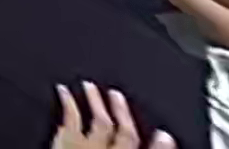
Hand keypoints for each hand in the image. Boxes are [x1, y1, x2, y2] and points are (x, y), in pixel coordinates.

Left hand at [52, 83, 172, 148]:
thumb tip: (152, 140)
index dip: (161, 147)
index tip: (166, 134)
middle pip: (126, 134)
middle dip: (123, 113)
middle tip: (117, 93)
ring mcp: (91, 147)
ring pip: (100, 121)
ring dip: (96, 102)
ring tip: (89, 85)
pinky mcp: (69, 140)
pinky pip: (70, 118)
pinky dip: (67, 101)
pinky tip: (62, 88)